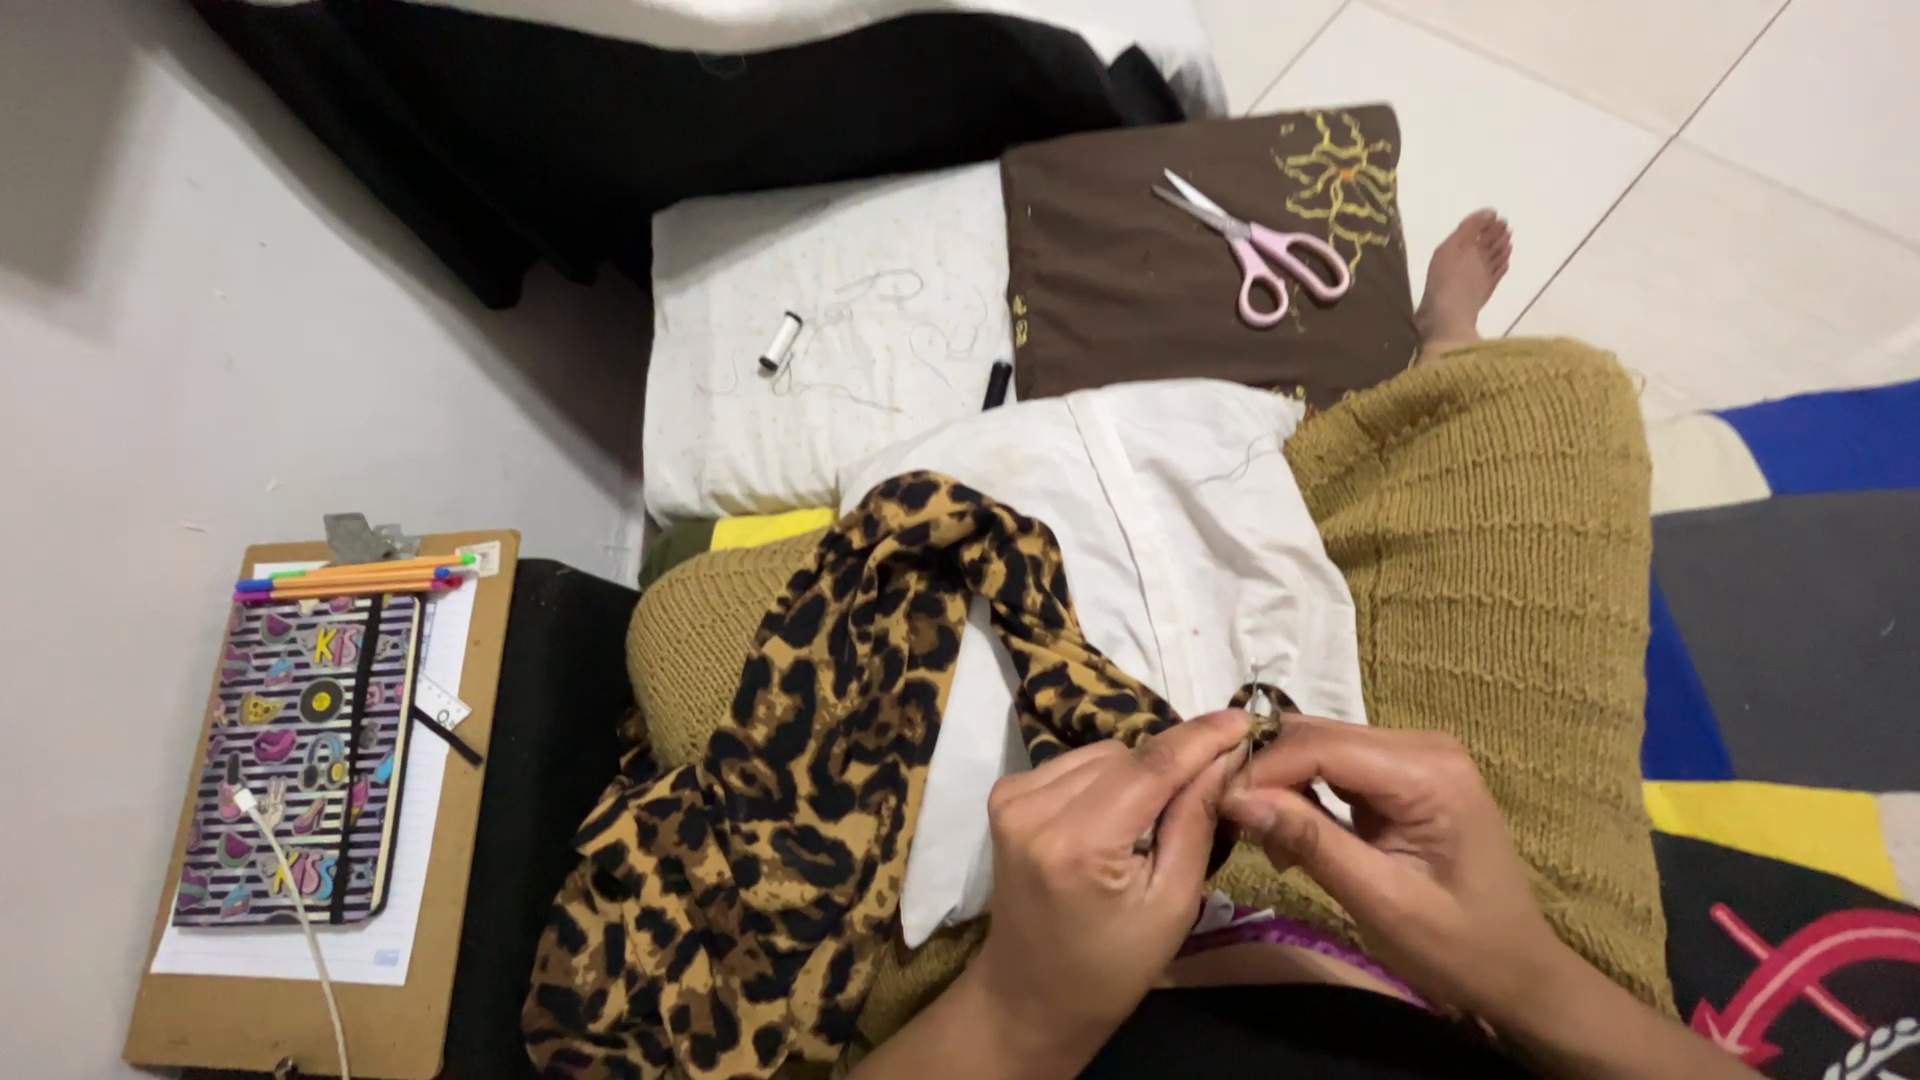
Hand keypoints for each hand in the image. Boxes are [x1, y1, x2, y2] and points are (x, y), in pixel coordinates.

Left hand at [972, 709, 1251, 1048]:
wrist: (1030, 993)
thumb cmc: (1112, 966)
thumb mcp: (1173, 904)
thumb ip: (1195, 821)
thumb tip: (1224, 756)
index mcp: (1078, 843)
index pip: (1149, 765)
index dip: (1200, 737)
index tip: (1243, 717)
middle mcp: (1034, 807)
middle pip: (1125, 755)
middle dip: (1169, 766)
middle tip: (1201, 795)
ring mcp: (1011, 797)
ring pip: (1100, 753)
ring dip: (1134, 772)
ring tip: (1146, 821)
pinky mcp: (1004, 794)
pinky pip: (1073, 764)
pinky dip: (1102, 779)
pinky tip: (1111, 817)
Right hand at [1220, 717, 1569, 1019]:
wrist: (1518, 972)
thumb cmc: (1459, 947)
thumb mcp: (1380, 901)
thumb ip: (1309, 841)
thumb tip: (1233, 797)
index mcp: (1428, 771)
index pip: (1321, 746)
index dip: (1264, 768)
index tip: (1219, 802)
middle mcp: (1419, 744)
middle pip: (1314, 737)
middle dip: (1265, 772)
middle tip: (1230, 817)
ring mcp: (1409, 753)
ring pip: (1314, 745)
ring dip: (1278, 782)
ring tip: (1261, 833)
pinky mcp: (1395, 769)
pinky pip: (1328, 763)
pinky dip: (1298, 790)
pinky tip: (1289, 829)